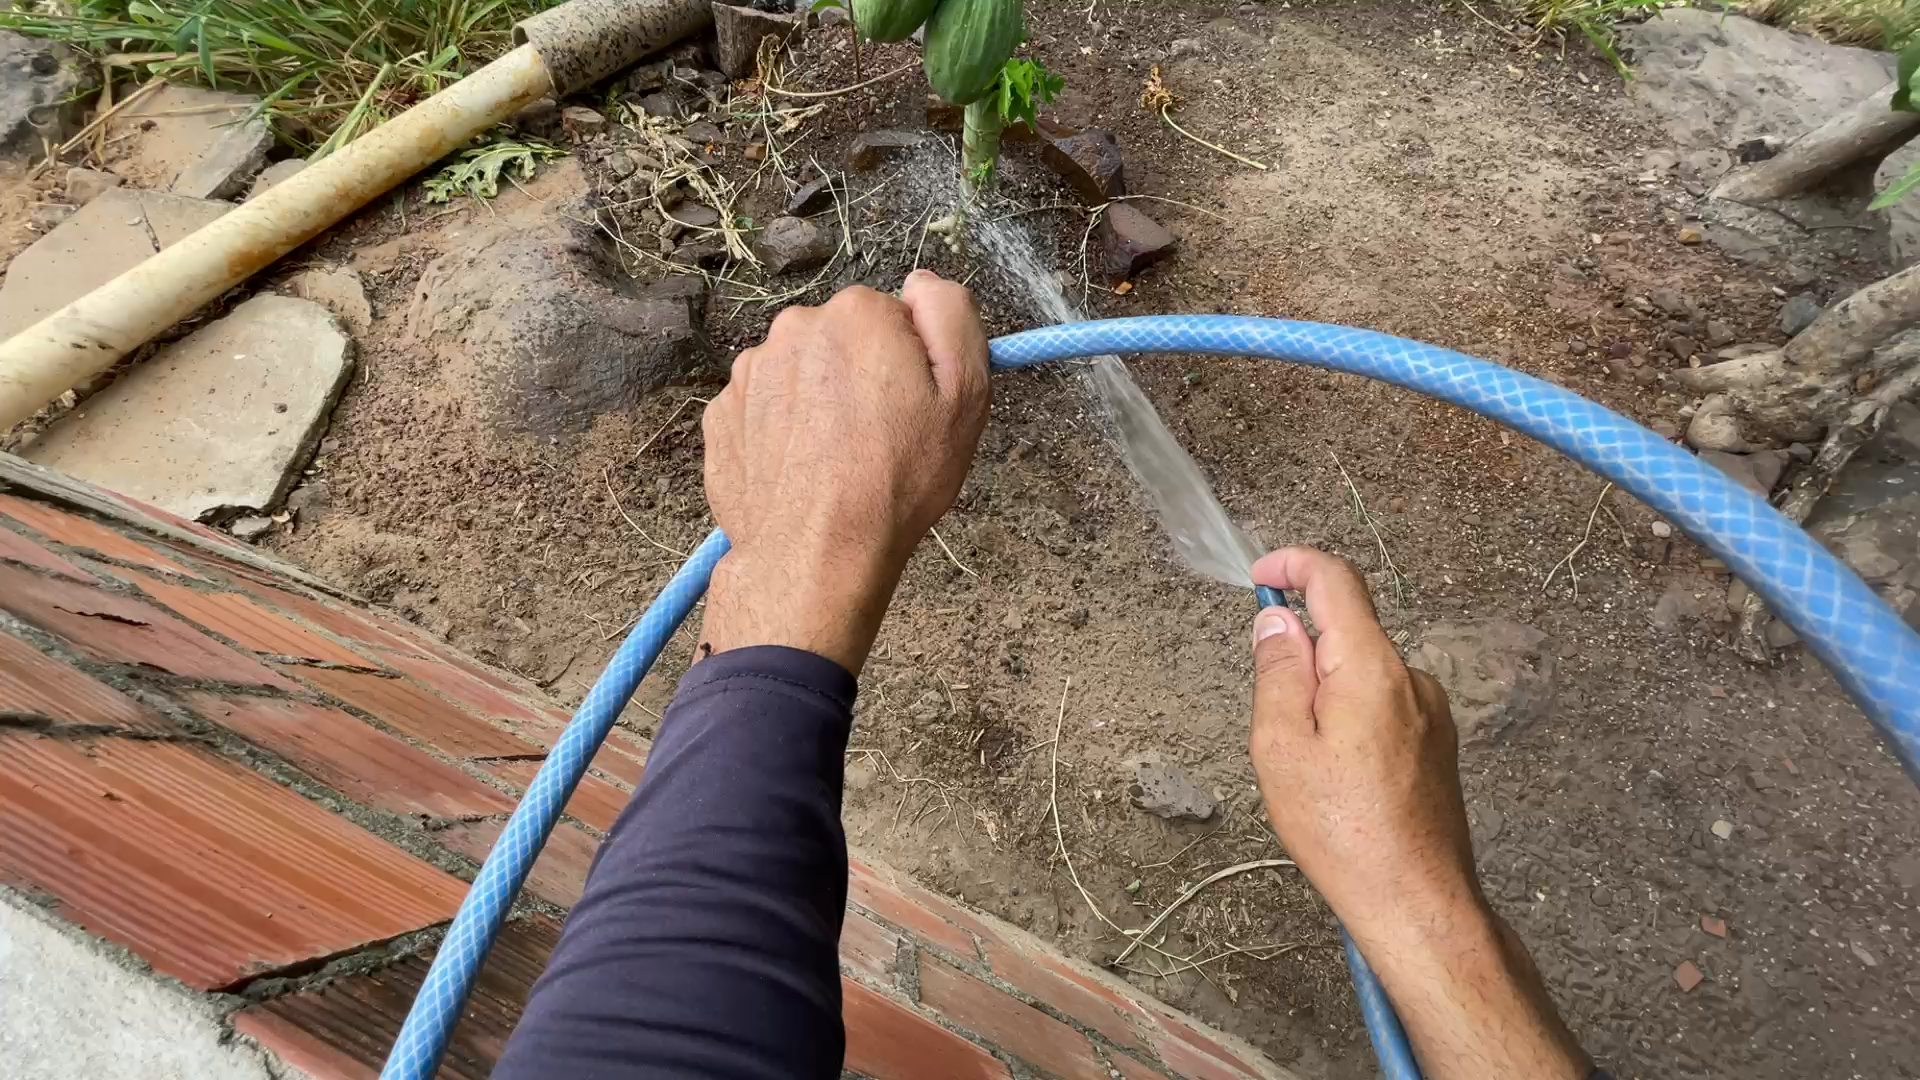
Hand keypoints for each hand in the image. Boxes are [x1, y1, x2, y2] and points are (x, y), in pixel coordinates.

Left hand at [698, 272, 989, 674]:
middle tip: (876, 439)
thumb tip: (921, 282)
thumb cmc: (897, 479)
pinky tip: (801, 471)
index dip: (909, 363)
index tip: (911, 407)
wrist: (818, 553)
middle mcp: (793, 329)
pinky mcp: (722, 416)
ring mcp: (748, 373)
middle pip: (842, 342)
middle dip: (861, 378)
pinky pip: (765, 411)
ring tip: (836, 461)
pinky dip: (783, 432)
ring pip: (801, 377)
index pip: (892, 318)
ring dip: (819, 404)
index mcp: (856, 315)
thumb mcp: (965, 395)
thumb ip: (952, 316)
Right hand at [1249, 547, 1588, 1078]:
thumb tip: (1277, 621)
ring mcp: (1430, 710)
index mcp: (1370, 669)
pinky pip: (1378, 698)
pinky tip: (1335, 771)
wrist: (1417, 902)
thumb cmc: (1341, 828)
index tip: (1260, 576)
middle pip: (1345, 629)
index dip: (1293, 563)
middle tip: (1273, 716)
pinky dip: (1344, 710)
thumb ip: (1278, 670)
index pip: (1336, 580)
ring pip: (1358, 668)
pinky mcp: (1435, 739)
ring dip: (1320, 688)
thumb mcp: (1281, 744)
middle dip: (1298, 649)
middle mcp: (1410, 678)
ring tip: (1306, 760)